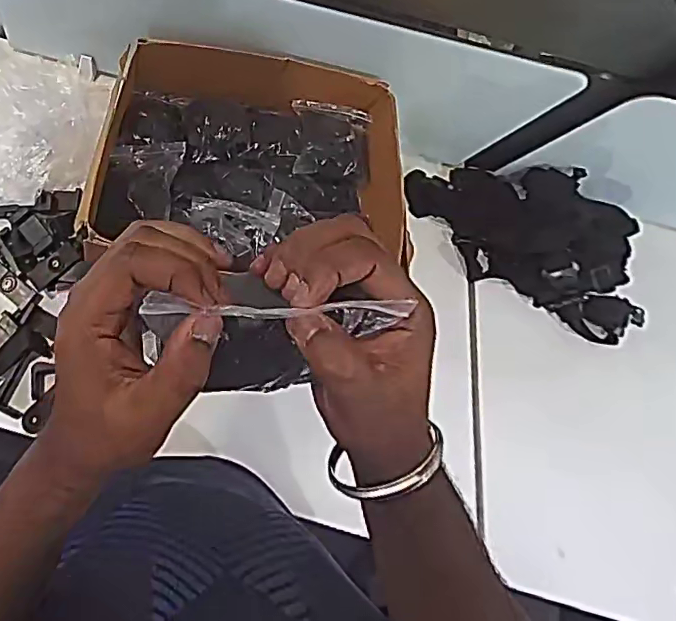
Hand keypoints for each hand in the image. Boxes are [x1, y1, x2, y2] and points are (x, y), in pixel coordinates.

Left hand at [35, 221, 228, 484]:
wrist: (81, 446)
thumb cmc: (100, 434)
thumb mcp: (146, 415)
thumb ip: (180, 369)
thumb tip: (209, 322)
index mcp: (86, 316)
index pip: (131, 261)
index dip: (177, 270)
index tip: (205, 298)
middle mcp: (90, 296)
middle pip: (139, 240)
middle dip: (188, 255)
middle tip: (217, 286)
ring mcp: (104, 292)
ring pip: (145, 240)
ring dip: (187, 250)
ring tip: (217, 273)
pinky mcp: (120, 296)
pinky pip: (151, 257)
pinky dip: (183, 259)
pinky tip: (203, 275)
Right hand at [252, 216, 436, 482]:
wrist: (379, 439)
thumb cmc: (383, 419)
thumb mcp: (357, 390)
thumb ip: (330, 350)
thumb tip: (302, 314)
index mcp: (405, 306)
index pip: (368, 259)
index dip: (329, 268)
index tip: (303, 296)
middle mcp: (386, 289)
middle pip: (351, 236)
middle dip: (311, 249)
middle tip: (284, 276)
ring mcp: (362, 288)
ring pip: (332, 239)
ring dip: (298, 251)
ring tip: (274, 275)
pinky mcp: (338, 293)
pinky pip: (314, 259)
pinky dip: (289, 261)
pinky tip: (271, 273)